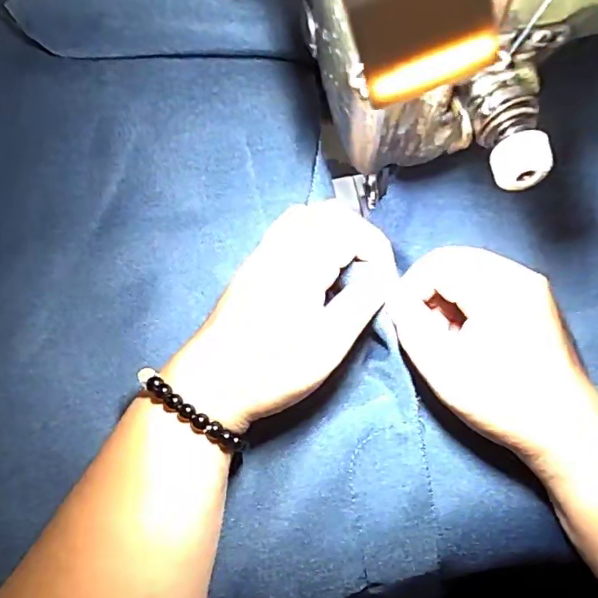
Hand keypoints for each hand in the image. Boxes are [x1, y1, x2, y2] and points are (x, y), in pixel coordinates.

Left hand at [162, 203, 394, 432]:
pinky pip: (288, 230)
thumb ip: (362, 303)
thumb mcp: (328, 345)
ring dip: (338, 233)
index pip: (353, 230)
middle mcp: (279, 248)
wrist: (212, 385)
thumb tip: (383, 280)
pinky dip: (314, 237)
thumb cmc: (271, 371)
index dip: (379, 252)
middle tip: (374, 272)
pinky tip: (319, 272)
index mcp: (302, 264)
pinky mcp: (252, 267)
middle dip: (362, 236)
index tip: (385, 284)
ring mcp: (262, 254)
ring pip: (308, 216)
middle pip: (330, 213)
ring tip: (351, 270)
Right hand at [389, 246, 597, 465]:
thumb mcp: (443, 368)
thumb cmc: (504, 402)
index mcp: (499, 287)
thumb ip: (410, 326)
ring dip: (449, 299)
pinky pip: (491, 286)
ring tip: (448, 341)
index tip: (403, 322)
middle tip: (424, 332)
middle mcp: (520, 276)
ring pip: (472, 272)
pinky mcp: (538, 302)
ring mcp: (533, 288)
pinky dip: (471, 304)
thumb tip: (395, 299)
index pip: (437, 263)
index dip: (410, 289)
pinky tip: (471, 340)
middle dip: (429, 293)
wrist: (564, 427)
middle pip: (456, 261)